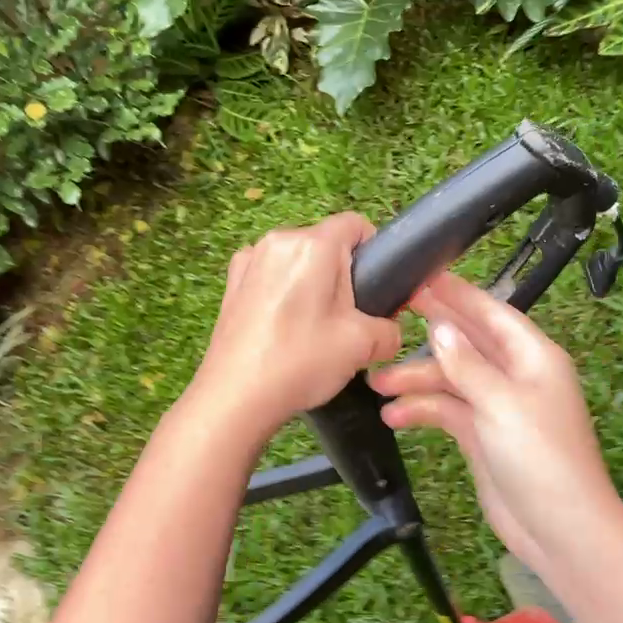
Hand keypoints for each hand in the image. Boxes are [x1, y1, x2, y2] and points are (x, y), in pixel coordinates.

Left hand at [191, 212, 404, 435]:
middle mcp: (278, 241)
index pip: (356, 224)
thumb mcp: (363, 346)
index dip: (376, 251)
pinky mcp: (232, 283)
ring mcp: (249, 260)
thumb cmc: (301, 362)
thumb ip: (390, 329)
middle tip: (348, 320)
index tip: (377, 288)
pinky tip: (283, 330)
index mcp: (312, 245)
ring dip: (312, 285)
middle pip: (326, 244)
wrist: (235, 398)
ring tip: (314, 330)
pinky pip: (272, 276)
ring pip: (298, 261)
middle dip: (343, 275)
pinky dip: (284, 294)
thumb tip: (388, 328)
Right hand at [368, 272, 619, 573]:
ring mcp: (498, 407)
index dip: (456, 295)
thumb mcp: (502, 403)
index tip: (419, 278)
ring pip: (451, 380)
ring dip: (417, 380)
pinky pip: (448, 411)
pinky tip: (395, 416)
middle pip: (467, 344)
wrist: (560, 529)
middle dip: (429, 335)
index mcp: (533, 357)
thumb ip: (467, 364)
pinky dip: (423, 410)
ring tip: (377, 384)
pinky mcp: (482, 436)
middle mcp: (516, 375)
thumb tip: (440, 327)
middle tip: (387, 319)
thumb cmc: (541, 457)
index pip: (490, 313)